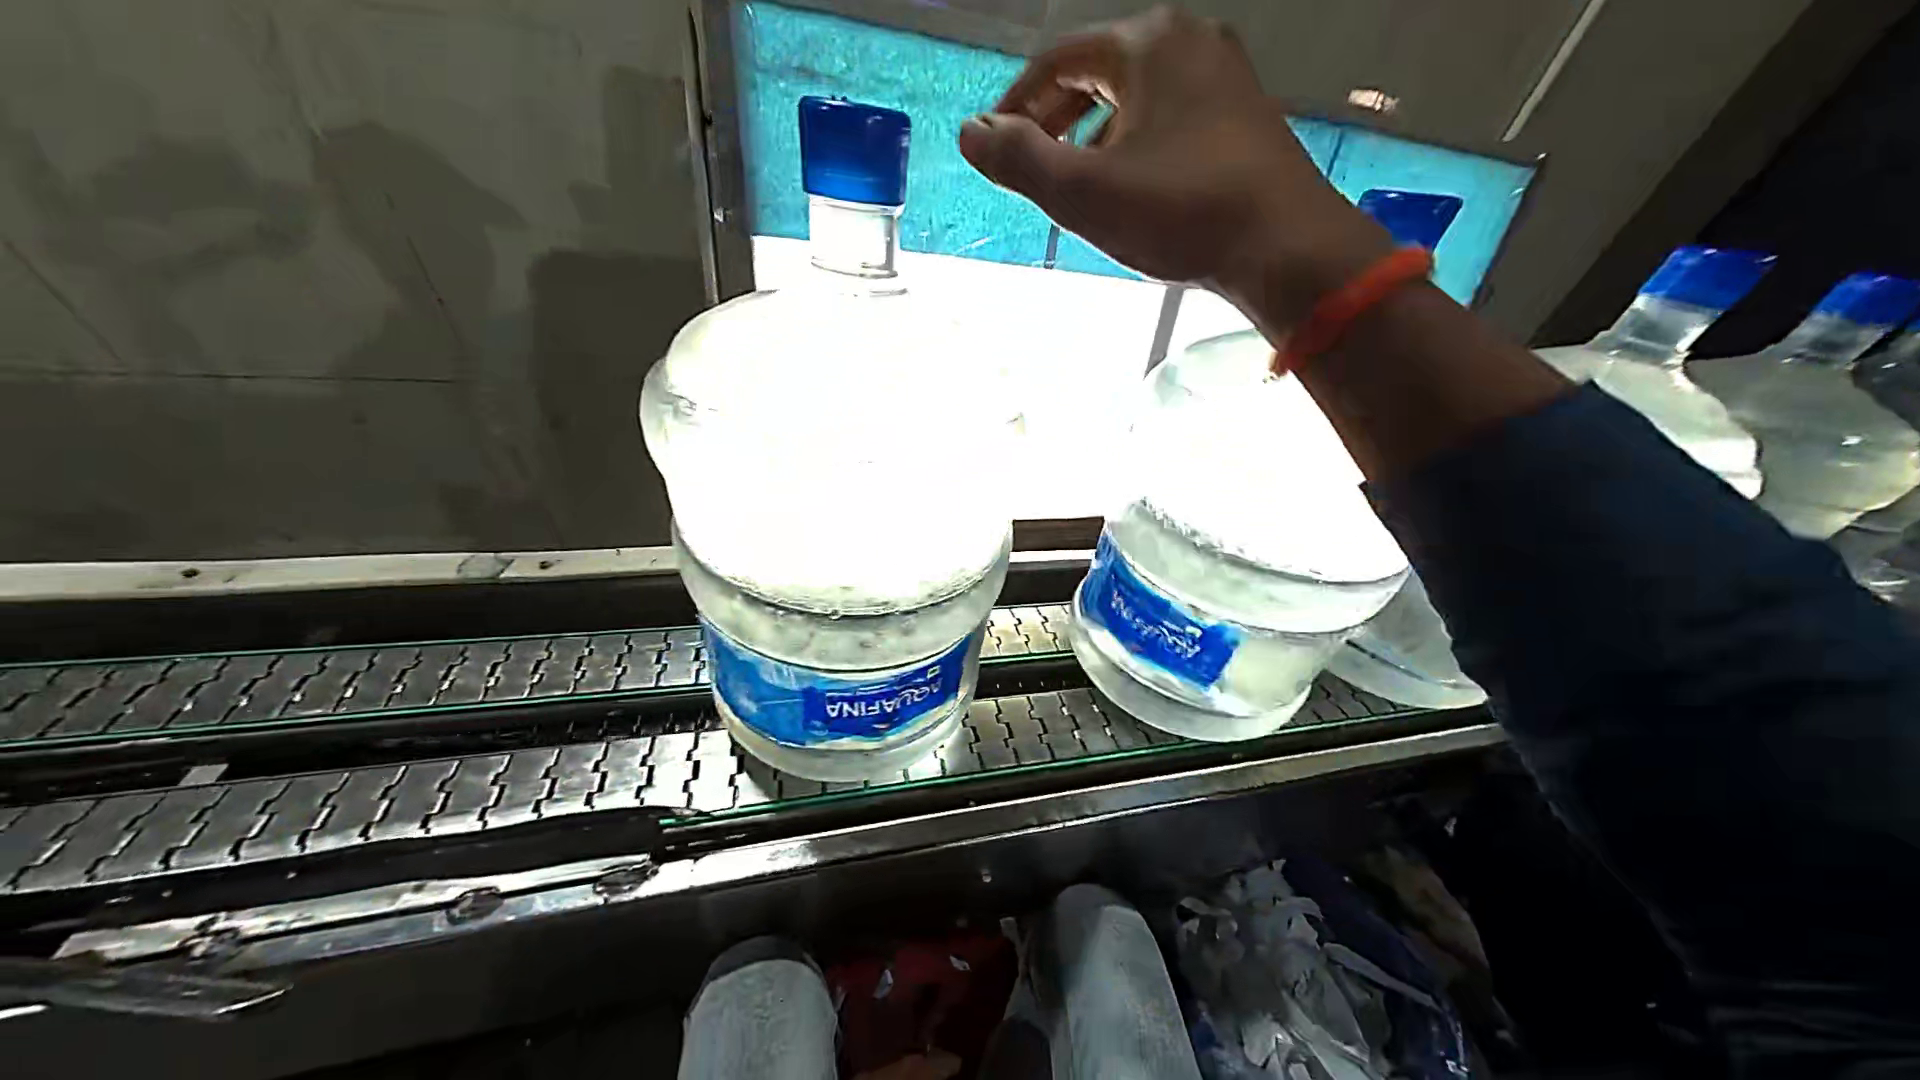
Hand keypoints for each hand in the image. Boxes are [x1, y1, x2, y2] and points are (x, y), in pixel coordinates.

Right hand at [957, 6, 1392, 329]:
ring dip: (1093, 136)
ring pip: (1134, 98)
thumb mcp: (1082, 192)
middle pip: (1097, 72)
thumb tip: (971, 133)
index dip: (1017, 103)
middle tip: (1031, 167)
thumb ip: (1020, 160)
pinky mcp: (1243, 116)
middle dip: (1055, 120)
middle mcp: (1189, 42)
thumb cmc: (1179, 212)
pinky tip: (1130, 189)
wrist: (1283, 246)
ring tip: (1076, 185)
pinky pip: (1168, 117)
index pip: (1058, 59)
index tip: (996, 145)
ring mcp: (1224, 77)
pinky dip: (1133, 145)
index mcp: (1147, 44)